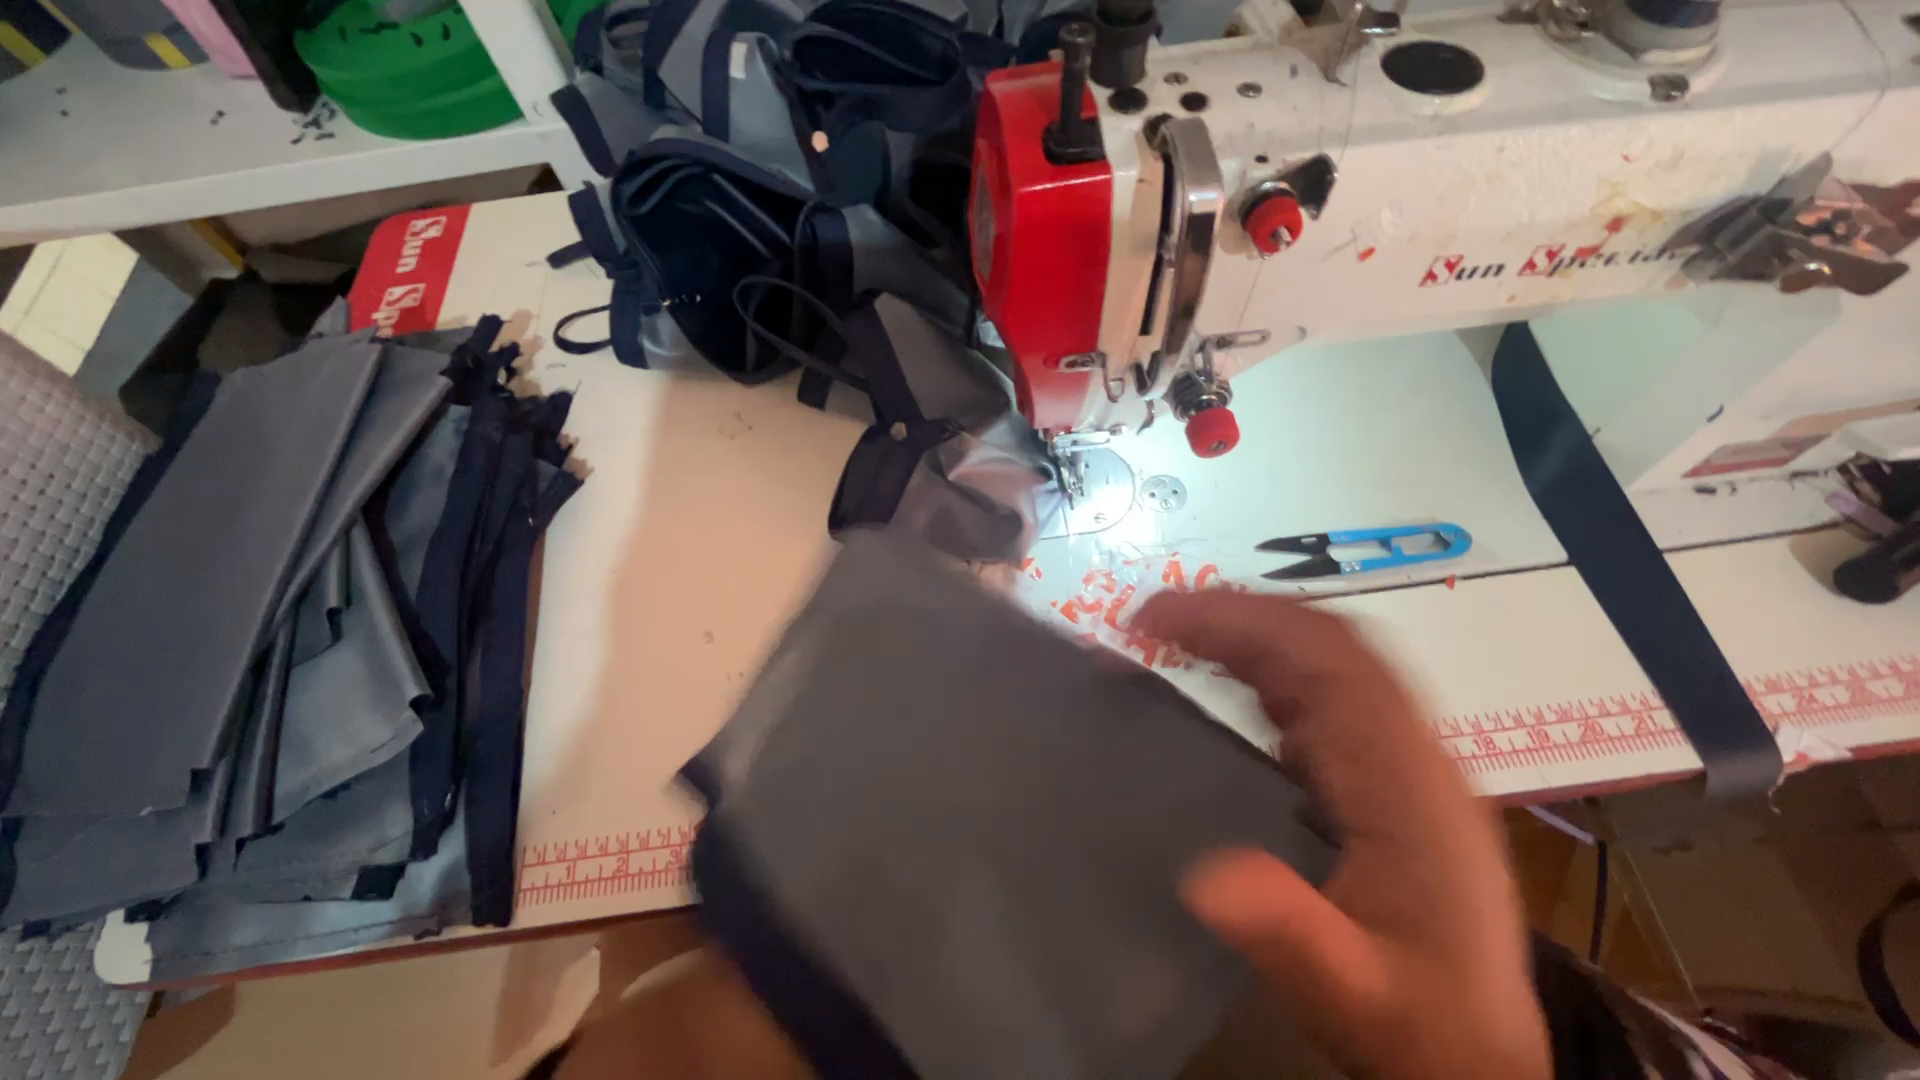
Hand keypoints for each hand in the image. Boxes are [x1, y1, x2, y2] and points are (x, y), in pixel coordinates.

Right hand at [1136, 591, 1549, 1079]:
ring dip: (1247, 635)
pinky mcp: (1381, 776)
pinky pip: (1319, 694)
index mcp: (1406, 780)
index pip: (1327, 660)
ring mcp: (1398, 759)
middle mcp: (1408, 750)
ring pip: (1324, 661)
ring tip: (1169, 638)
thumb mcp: (1353, 992)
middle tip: (1145, 620)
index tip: (1156, 619)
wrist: (1482, 1058)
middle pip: (1326, 643)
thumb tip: (1204, 875)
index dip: (1242, 621)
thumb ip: (1291, 932)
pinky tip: (1221, 684)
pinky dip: (1262, 670)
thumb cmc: (1419, 1021)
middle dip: (1236, 615)